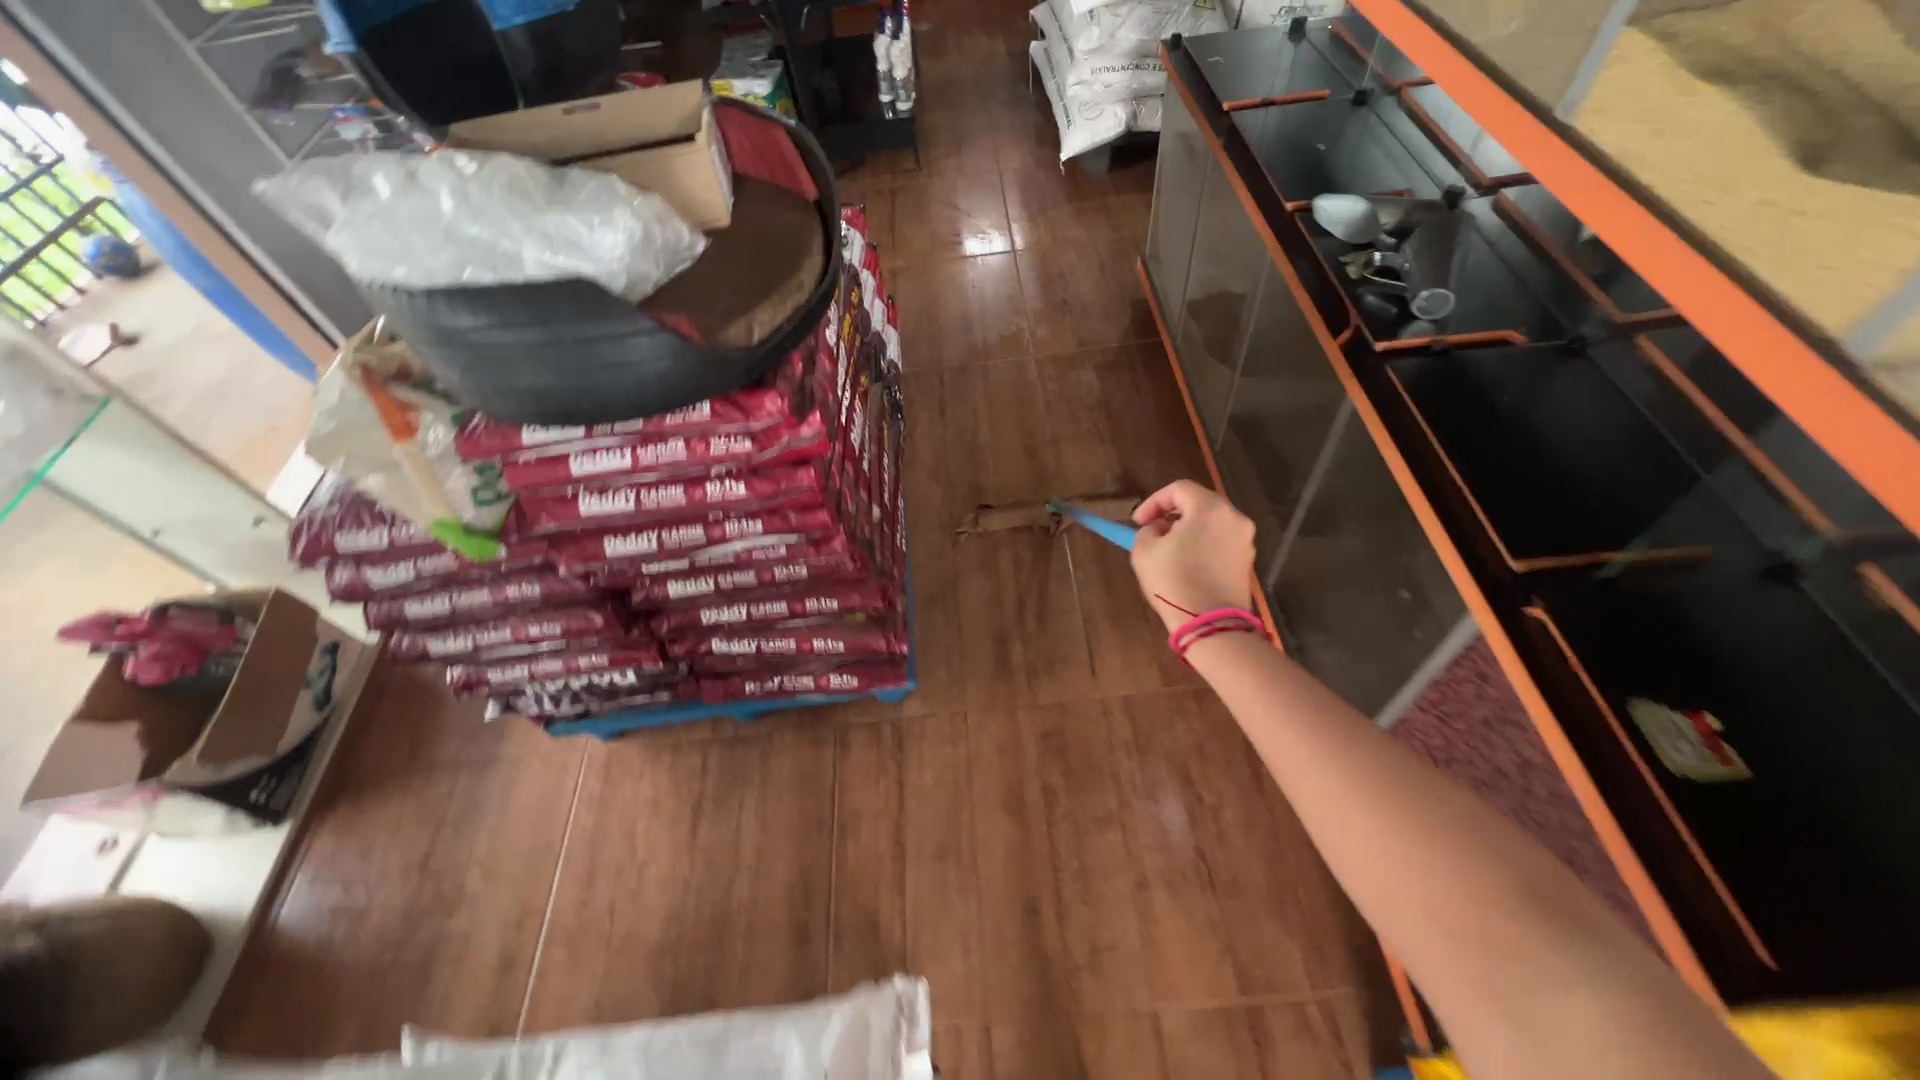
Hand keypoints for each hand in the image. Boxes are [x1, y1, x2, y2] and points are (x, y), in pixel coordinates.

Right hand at [1129, 480, 1255, 630]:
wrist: (1211, 624)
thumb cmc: (1174, 582)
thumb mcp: (1144, 552)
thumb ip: (1147, 531)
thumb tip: (1158, 529)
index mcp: (1209, 508)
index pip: (1179, 489)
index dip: (1153, 501)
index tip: (1138, 522)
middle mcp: (1234, 517)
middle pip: (1199, 503)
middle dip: (1172, 514)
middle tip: (1153, 531)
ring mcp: (1245, 540)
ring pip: (1211, 523)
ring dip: (1189, 529)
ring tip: (1169, 549)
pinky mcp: (1247, 561)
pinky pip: (1221, 542)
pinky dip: (1203, 545)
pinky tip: (1188, 564)